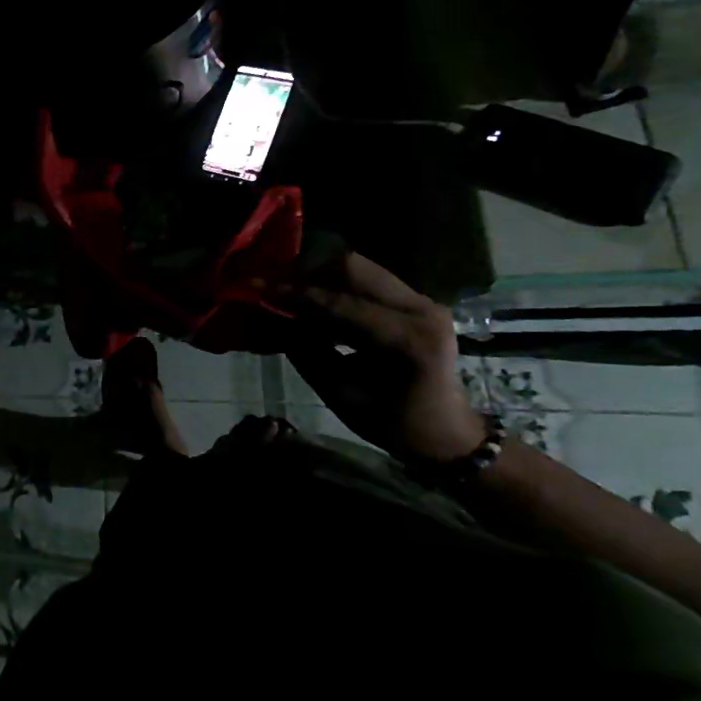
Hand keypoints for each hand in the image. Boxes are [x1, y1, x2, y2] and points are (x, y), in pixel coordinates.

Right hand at [283, 252, 484, 463]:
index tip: (252, 287)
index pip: (338, 304)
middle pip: (351, 267)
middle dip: (304, 271)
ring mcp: (422, 301)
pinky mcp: (415, 300)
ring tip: (287, 289)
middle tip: (270, 284)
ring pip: (358, 267)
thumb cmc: (394, 424)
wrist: (448, 434)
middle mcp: (421, 309)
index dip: (291, 293)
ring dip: (317, 274)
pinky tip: (313, 299)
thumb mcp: (341, 394)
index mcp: (407, 340)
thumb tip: (268, 318)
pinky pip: (367, 279)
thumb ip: (305, 352)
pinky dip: (334, 283)